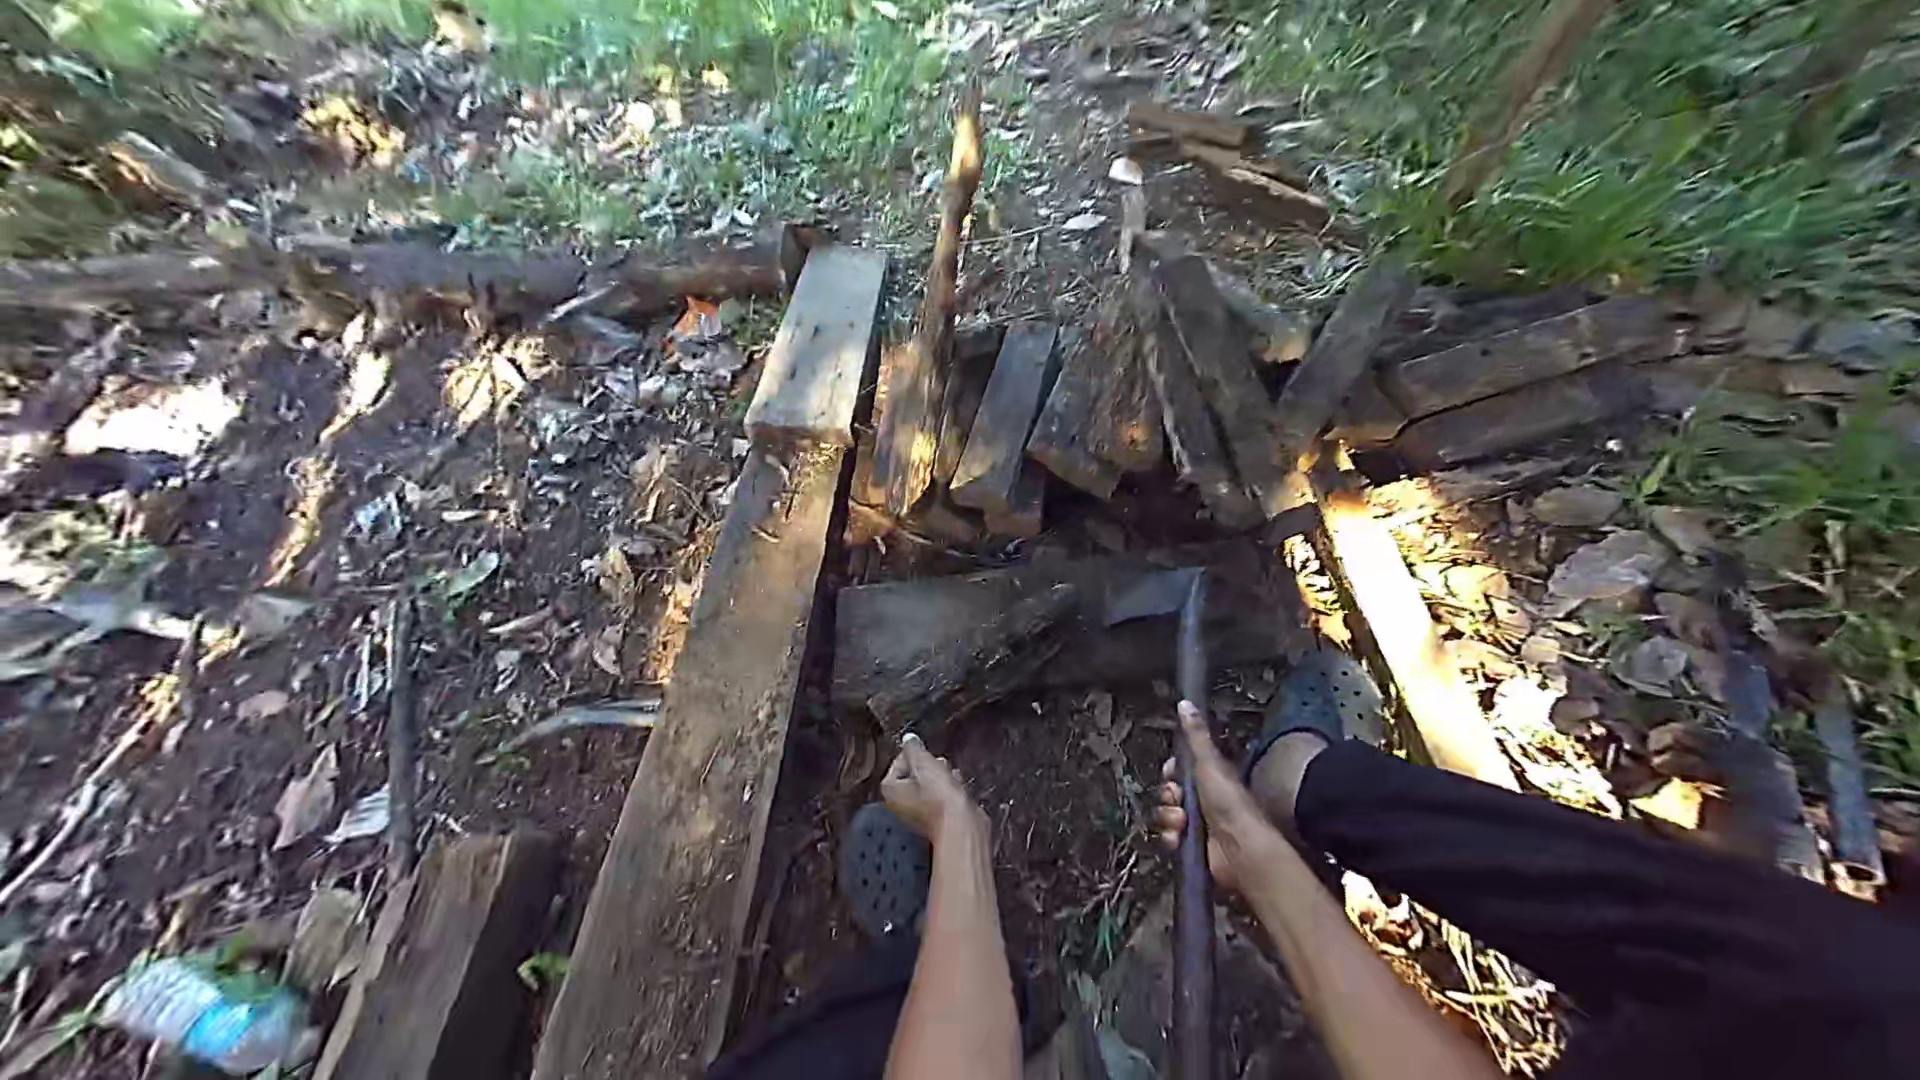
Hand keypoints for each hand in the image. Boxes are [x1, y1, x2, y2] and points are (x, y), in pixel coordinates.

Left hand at [882, 733, 987, 844]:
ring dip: (939, 776)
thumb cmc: (938, 794)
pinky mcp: (935, 819)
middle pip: (911, 776)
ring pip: (926, 786)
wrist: (961, 825)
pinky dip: (946, 790)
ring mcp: (917, 814)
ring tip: (951, 772)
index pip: (897, 764)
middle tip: (938, 762)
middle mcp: (898, 805)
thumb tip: (908, 738)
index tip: (924, 751)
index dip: (912, 754)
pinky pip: (938, 797)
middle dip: (926, 766)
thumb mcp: (924, 763)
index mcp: (890, 791)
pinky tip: (957, 785)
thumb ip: (914, 748)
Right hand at [1154, 701, 1285, 893]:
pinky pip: (1168, 836)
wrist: (1241, 848)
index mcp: (1208, 778)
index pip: (1178, 770)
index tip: (1171, 773)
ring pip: (1165, 814)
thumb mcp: (1210, 762)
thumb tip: (1184, 702)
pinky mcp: (1191, 847)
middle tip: (1178, 800)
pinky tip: (1180, 838)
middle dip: (1168, 796)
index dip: (1171, 771)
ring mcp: (1196, 824)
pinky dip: (1171, 837)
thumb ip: (1196, 735)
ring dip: (1169, 817)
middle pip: (1168, 792)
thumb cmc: (1228, 800)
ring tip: (1182, 823)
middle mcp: (1201, 800)